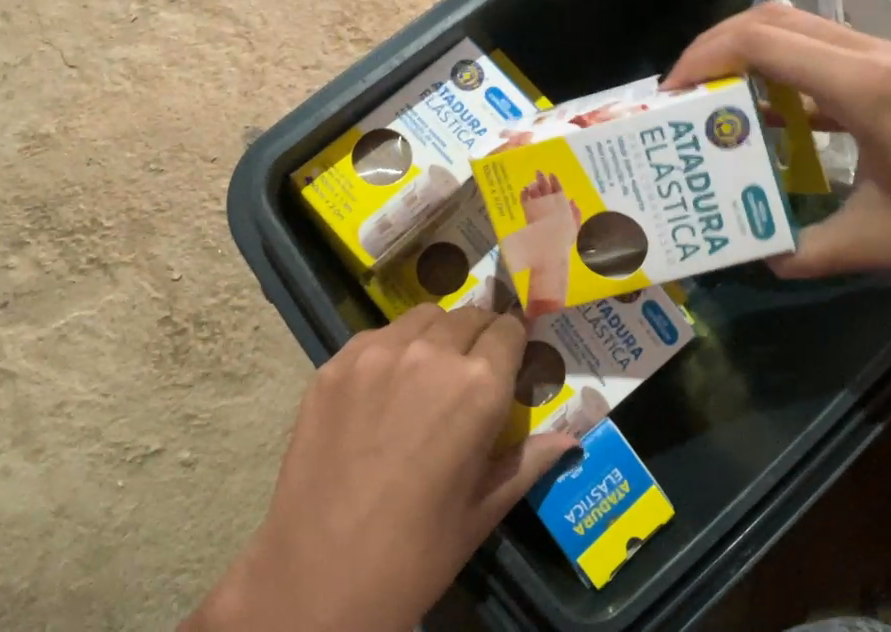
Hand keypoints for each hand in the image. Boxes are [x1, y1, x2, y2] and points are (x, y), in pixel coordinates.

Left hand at [185, 306, 575, 631]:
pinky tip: (386, 386)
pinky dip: (393, 347)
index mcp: (479, 386)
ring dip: (437, 333)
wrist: (319, 576)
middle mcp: (431, 353)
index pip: (510, 329)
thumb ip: (529, 461)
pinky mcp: (335, 363)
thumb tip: (571, 439)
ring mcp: (376, 353)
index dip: (514, 343)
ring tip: (430, 373)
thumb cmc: (417, 551)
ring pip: (423, 316)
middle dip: (480, 336)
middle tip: (472, 371)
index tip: (511, 360)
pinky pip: (377, 335)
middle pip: (469, 315)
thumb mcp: (484, 510)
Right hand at [664, 3, 890, 289]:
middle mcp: (876, 57)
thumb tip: (754, 255)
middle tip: (681, 92)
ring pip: (799, 28)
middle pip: (774, 19)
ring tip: (713, 97)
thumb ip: (802, 250)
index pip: (763, 42)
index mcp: (867, 89)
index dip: (705, 57)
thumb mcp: (874, 243)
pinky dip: (783, 69)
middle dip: (716, 46)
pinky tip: (766, 113)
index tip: (670, 94)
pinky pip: (824, 52)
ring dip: (749, 53)